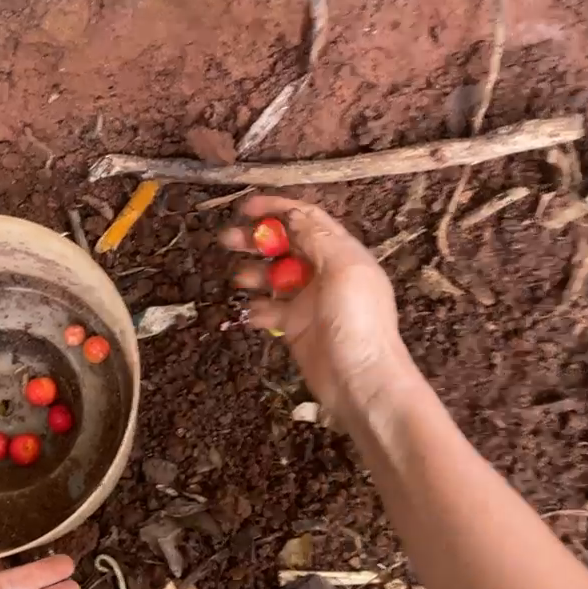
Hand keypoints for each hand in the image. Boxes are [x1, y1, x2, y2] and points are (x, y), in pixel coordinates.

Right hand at [222, 195, 420, 424]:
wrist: (360, 380)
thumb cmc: (357, 320)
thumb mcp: (343, 269)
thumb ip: (316, 238)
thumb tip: (292, 214)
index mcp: (341, 253)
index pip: (306, 219)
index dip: (276, 209)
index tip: (245, 208)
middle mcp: (324, 272)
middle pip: (284, 244)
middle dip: (255, 239)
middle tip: (227, 240)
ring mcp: (308, 300)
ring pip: (272, 275)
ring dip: (252, 271)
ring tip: (239, 279)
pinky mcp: (294, 326)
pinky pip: (268, 309)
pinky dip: (256, 307)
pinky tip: (251, 312)